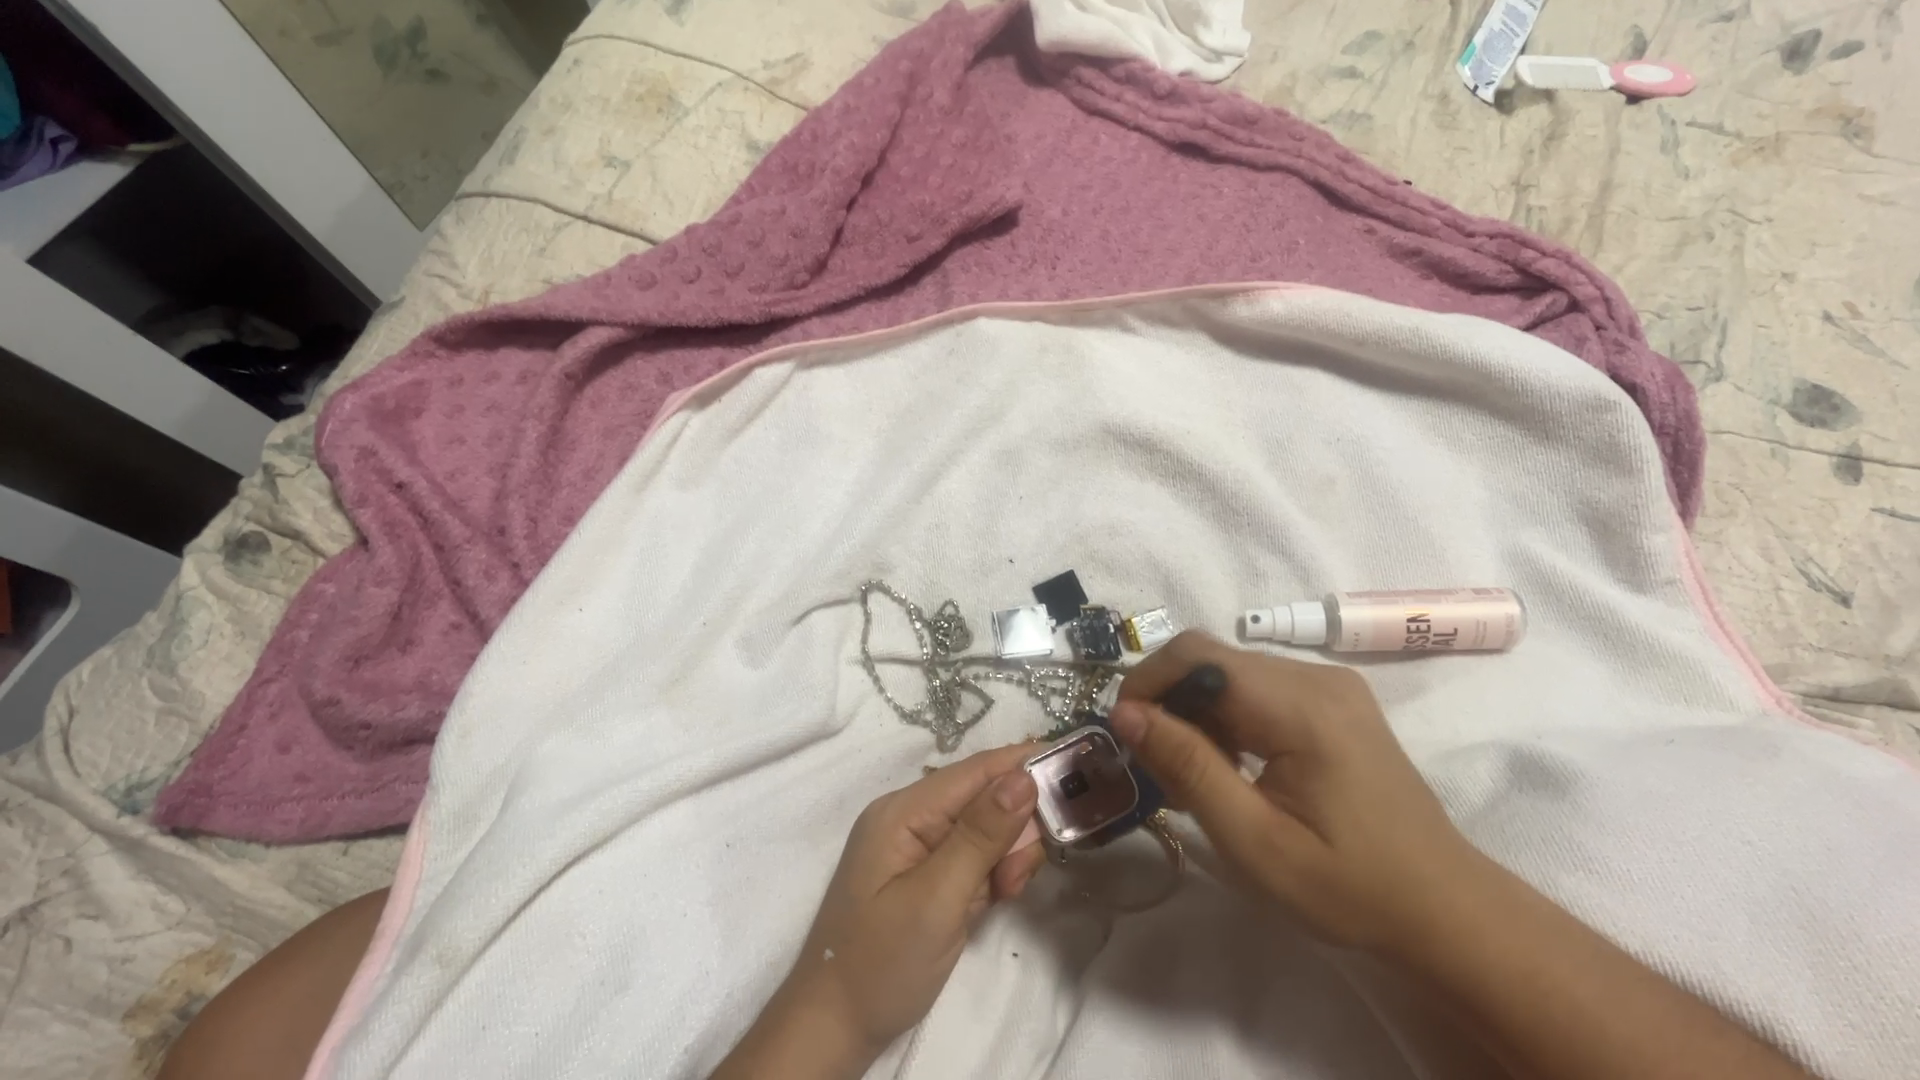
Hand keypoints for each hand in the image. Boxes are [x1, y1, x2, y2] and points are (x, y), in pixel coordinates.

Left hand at [713, 744, 1046, 1078]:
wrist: (836, 1026)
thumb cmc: (882, 962)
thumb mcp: (938, 899)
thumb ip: (981, 836)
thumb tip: (1022, 776)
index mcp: (902, 811)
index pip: (975, 771)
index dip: (1024, 766)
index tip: (1076, 772)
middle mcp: (908, 817)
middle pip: (983, 798)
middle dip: (1013, 830)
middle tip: (1016, 877)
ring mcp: (915, 846)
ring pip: (985, 830)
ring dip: (1004, 858)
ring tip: (1001, 896)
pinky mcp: (926, 874)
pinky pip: (973, 856)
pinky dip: (990, 875)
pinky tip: (990, 902)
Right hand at [1111, 631, 1473, 951]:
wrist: (1443, 909)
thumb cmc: (1348, 887)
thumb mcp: (1254, 840)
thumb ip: (1188, 767)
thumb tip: (1125, 713)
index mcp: (1301, 706)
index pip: (1196, 656)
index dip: (1146, 684)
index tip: (1125, 738)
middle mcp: (1316, 677)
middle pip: (1211, 661)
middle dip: (1168, 705)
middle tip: (1159, 772)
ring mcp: (1330, 687)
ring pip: (1230, 674)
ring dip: (1195, 716)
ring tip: (1193, 780)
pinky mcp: (1334, 704)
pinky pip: (1258, 691)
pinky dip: (1226, 721)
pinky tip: (1231, 770)